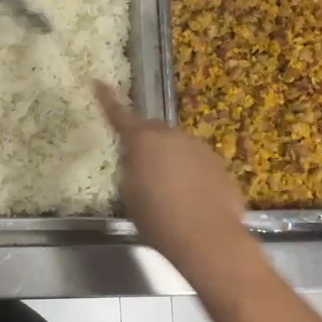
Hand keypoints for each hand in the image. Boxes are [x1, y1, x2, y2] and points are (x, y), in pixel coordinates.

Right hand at [95, 83, 259, 277]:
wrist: (208, 238)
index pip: (121, 115)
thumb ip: (132, 170)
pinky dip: (192, 175)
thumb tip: (139, 164)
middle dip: (146, 143)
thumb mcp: (130, 195)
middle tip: (141, 166)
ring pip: (179, 148)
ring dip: (171, 160)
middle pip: (154, 132)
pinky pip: (198, 164)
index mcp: (143, 141)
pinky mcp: (221, 167)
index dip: (108, 100)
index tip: (100, 82)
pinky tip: (191, 199)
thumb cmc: (158, 218)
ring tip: (169, 190)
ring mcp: (201, 149)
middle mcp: (173, 136)